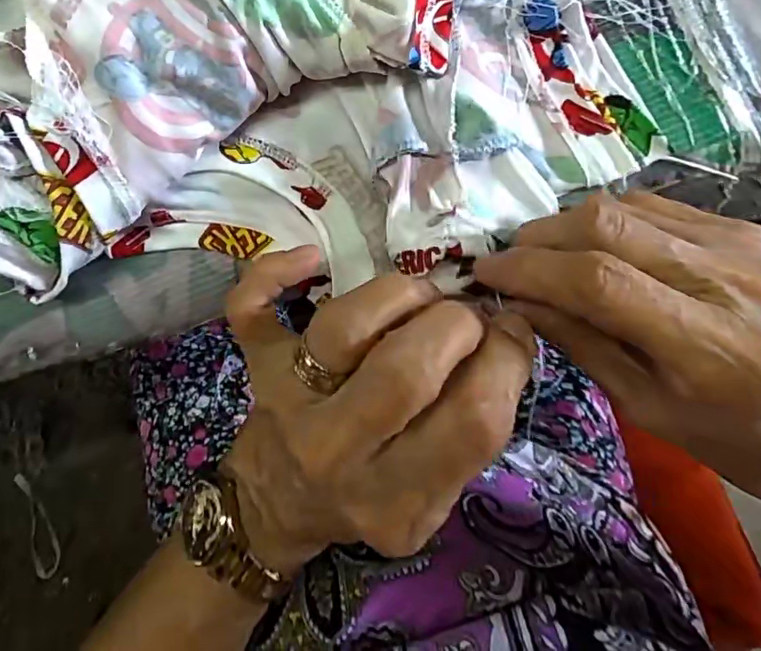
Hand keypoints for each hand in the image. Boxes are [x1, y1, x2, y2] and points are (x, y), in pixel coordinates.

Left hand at [220, 246, 535, 573]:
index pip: (471, 424)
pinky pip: (251, 308)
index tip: (509, 330)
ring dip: (396, 294)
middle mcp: (336, 450)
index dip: (504, 362)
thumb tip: (504, 336)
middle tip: (465, 314)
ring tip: (420, 293)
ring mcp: (287, 401)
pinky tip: (312, 258)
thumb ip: (468, 434)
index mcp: (396, 499)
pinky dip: (273, 272)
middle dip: (454, 325)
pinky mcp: (253, 366)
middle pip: (404, 370)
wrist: (279, 501)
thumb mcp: (428, 500)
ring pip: (342, 327)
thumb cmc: (365, 495)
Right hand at [472, 191, 760, 514]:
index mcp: (716, 350)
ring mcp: (743, 248)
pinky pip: (645, 205)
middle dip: (540, 238)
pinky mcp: (742, 229)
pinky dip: (602, 220)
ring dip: (564, 226)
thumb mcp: (639, 405)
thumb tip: (513, 295)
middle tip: (508, 258)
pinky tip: (592, 246)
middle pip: (607, 228)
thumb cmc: (724, 432)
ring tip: (544, 253)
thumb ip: (575, 341)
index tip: (486, 271)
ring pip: (620, 207)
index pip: (602, 282)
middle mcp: (735, 286)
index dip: (532, 269)